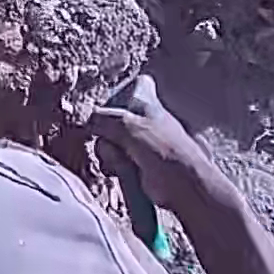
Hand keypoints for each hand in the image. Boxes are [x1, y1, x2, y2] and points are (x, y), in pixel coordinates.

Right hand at [89, 75, 225, 210]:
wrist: (184, 188)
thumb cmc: (166, 153)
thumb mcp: (129, 127)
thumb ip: (104, 119)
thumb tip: (88, 119)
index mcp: (148, 105)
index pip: (135, 85)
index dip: (120, 93)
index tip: (108, 107)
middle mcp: (145, 122)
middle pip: (111, 118)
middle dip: (106, 133)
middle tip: (114, 142)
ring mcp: (140, 143)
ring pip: (109, 141)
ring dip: (108, 153)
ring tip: (121, 161)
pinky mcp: (136, 164)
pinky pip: (113, 160)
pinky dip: (112, 165)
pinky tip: (119, 170)